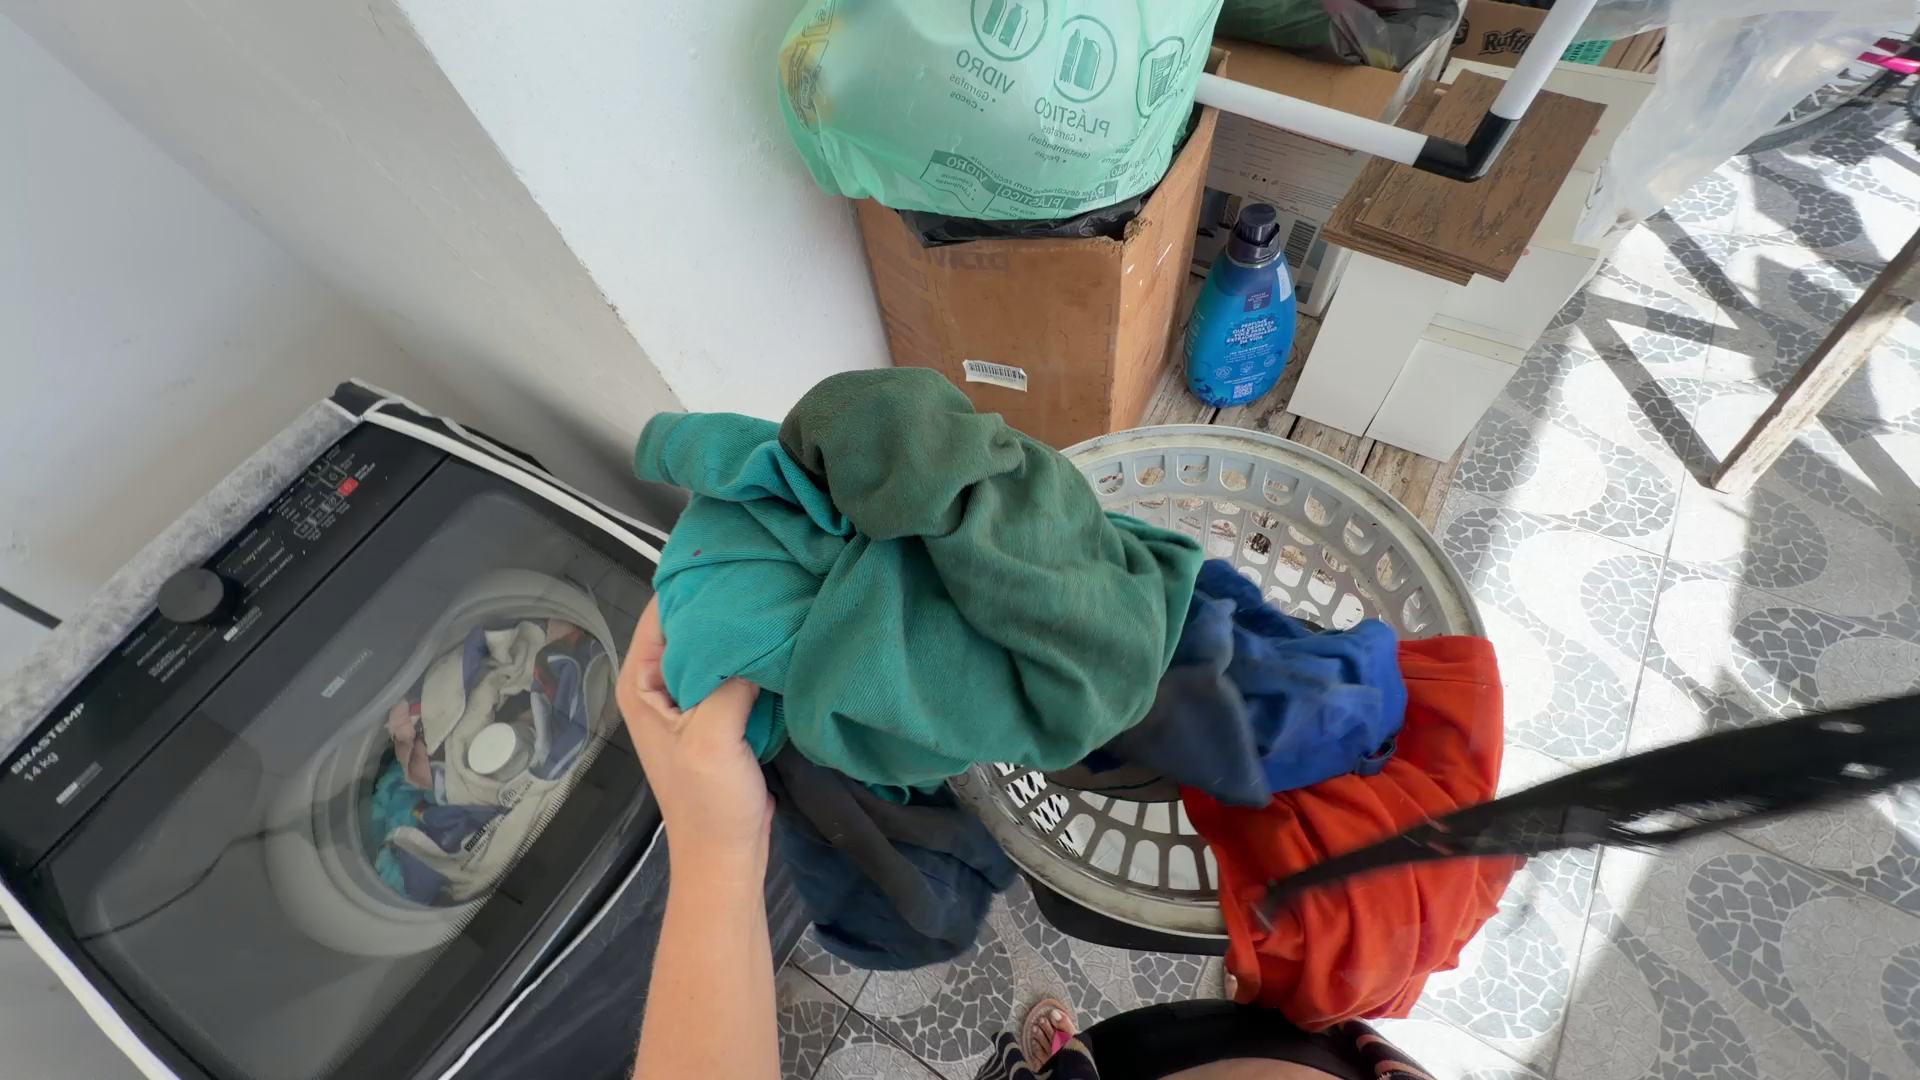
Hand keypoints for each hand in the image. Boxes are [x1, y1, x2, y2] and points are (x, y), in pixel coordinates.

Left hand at [617, 597, 771, 876]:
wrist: (729, 850)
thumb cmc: (709, 798)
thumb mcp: (713, 734)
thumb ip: (729, 678)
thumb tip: (757, 631)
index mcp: (642, 684)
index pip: (661, 614)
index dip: (692, 583)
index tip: (731, 556)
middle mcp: (662, 684)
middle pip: (690, 626)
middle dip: (722, 601)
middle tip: (763, 569)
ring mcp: (693, 698)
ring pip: (716, 646)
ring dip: (741, 627)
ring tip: (776, 593)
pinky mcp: (722, 709)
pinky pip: (736, 667)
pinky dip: (754, 652)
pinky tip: (781, 633)